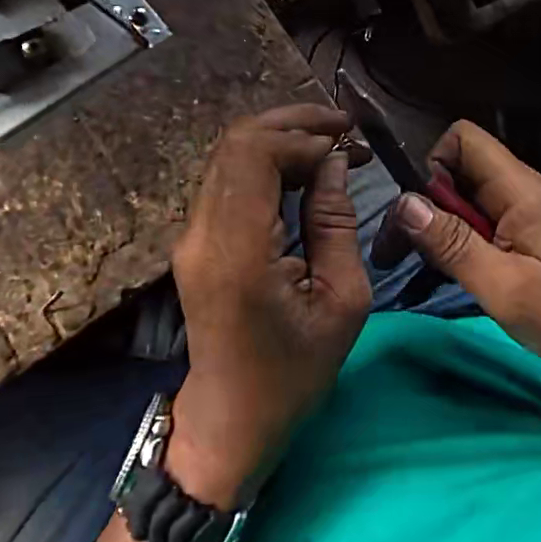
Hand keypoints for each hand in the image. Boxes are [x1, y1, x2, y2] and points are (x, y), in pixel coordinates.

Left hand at [166, 105, 371, 507]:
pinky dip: (268, 160)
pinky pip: (228, 177)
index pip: (254, 155)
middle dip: (294, 123)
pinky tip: (304, 166)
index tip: (349, 148)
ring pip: (229, 154)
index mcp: (237, 252)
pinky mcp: (195, 239)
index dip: (304, 137)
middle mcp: (202, 233)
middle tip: (345, 126)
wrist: (231, 418)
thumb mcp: (343, 300)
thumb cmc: (295, 371)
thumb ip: (336, 223)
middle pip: (236, 143)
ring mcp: (191, 235)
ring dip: (281, 138)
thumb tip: (334, 163)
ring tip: (332, 142)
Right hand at [393, 121, 540, 376]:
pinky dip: (453, 241)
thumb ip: (452, 244)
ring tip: (420, 265)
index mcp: (518, 189)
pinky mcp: (517, 233)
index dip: (433, 164)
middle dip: (424, 202)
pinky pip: (473, 221)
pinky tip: (447, 272)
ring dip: (435, 226)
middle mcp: (516, 189)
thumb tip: (403, 203)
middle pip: (455, 167)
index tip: (423, 214)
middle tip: (403, 250)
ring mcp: (518, 211)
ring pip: (460, 196)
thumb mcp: (503, 287)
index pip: (463, 138)